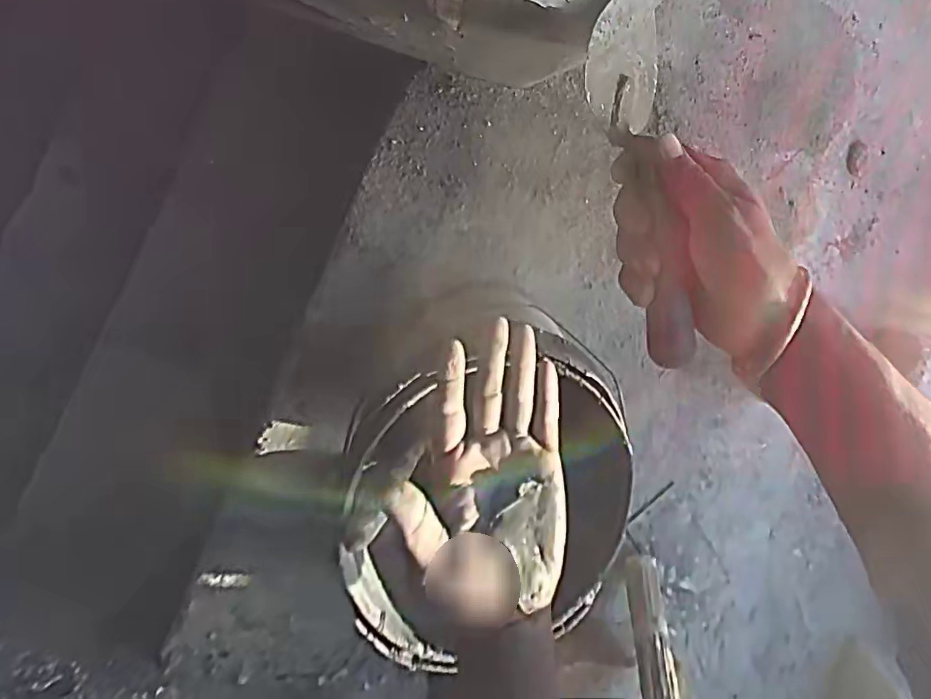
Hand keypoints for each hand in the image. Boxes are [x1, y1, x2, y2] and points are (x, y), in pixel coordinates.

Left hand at [379, 319, 566, 622]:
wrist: (510, 606)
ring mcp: (516, 455)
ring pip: (519, 400)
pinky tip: (546, 370)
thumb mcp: (431, 554)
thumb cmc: (465, 584)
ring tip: (525, 334)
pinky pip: (546, 422)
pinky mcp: (545, 466)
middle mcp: (484, 453)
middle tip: (497, 323)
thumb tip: (383, 489)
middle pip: (488, 394)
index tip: (450, 348)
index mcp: (453, 467)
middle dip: (492, 357)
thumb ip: (412, 519)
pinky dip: (547, 396)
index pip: (450, 412)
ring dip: (522, 366)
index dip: (450, 380)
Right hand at [612, 133, 801, 367]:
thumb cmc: (748, 262)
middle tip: (650, 236)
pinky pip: (632, 267)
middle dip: (635, 219)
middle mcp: (684, 206)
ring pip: (629, 233)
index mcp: (705, 182)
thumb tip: (662, 141)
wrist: (760, 324)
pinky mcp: (662, 272)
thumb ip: (687, 178)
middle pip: (635, 195)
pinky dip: (638, 280)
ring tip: (658, 273)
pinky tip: (653, 291)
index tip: (624, 178)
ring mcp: (671, 241)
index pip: (658, 157)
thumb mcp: (720, 214)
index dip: (635, 165)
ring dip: (636, 254)